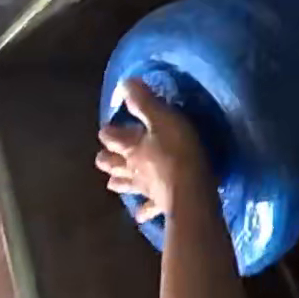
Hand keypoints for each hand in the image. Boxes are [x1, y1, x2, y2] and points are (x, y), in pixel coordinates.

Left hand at [96, 78, 212, 222]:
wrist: (190, 191)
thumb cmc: (178, 149)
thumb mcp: (163, 118)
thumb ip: (144, 101)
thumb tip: (125, 83)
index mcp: (132, 146)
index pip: (111, 137)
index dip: (109, 131)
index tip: (108, 126)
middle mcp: (132, 168)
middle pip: (111, 163)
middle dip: (108, 157)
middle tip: (108, 152)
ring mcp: (144, 188)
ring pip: (124, 185)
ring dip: (119, 181)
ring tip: (114, 180)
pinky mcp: (158, 204)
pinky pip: (147, 208)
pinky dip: (143, 210)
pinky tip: (140, 214)